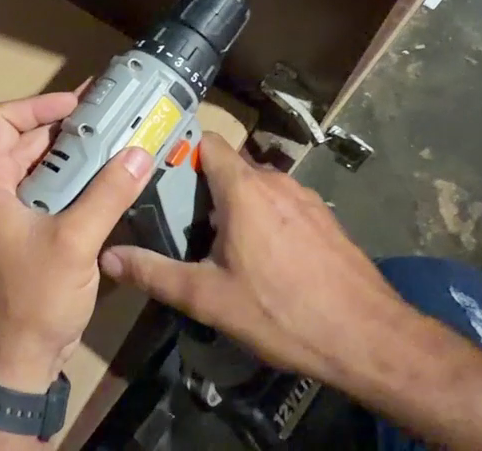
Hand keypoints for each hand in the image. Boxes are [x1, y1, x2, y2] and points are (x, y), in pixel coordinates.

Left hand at [0, 88, 154, 391]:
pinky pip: (52, 189)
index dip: (38, 104)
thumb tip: (138, 152)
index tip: (77, 102)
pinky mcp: (31, 230)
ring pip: (42, 164)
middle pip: (26, 139)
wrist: (22, 357)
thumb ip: (107, 194)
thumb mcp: (74, 240)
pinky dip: (77, 177)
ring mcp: (12, 211)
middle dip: (65, 123)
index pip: (3, 120)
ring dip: (74, 151)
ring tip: (114, 136)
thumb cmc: (35, 295)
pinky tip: (110, 176)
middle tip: (107, 112)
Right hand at [98, 134, 412, 384]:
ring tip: (216, 240)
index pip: (205, 142)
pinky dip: (265, 219)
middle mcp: (274, 182)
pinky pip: (282, 206)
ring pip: (257, 187)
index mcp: (244, 189)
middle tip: (179, 216)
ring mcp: (305, 199)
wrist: (372, 340)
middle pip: (228, 166)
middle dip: (202, 186)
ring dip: (235, 204)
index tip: (156, 170)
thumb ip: (156, 274)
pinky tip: (262, 259)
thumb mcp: (210, 299)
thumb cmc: (284, 313)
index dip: (179, 151)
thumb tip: (109, 257)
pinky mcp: (325, 221)